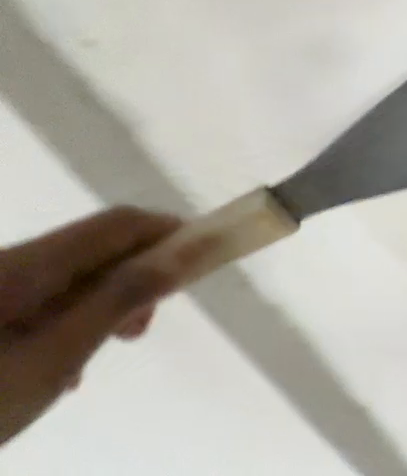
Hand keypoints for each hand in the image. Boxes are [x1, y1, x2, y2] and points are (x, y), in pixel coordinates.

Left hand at [0, 207, 181, 444]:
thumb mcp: (54, 357)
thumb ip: (124, 296)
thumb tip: (192, 249)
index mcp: (25, 265)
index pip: (122, 223)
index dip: (172, 233)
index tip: (201, 267)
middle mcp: (1, 265)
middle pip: (91, 250)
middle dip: (132, 279)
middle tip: (139, 331)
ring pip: (60, 280)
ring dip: (93, 309)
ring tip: (85, 364)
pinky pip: (25, 303)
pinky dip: (54, 324)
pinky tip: (43, 370)